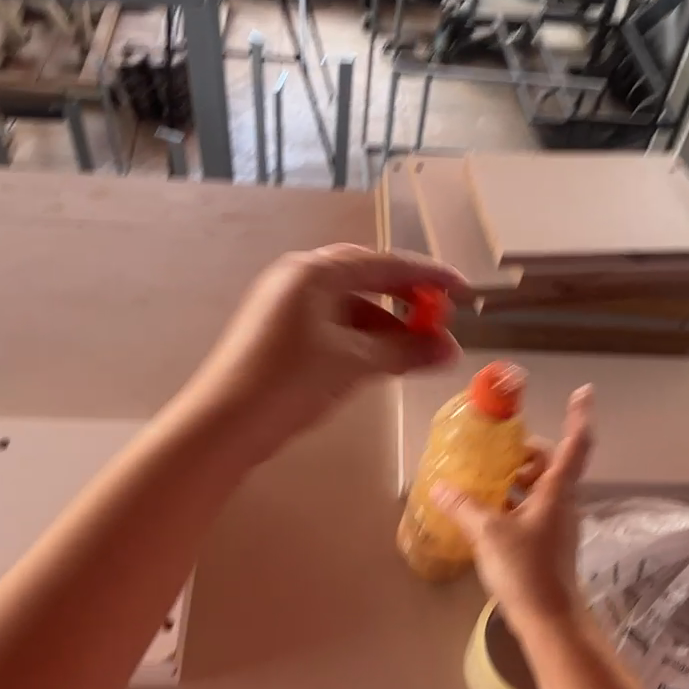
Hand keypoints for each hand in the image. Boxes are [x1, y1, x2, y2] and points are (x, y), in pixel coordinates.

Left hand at [182, 245, 463, 462]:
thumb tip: (450, 349)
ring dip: (387, 325)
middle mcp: (299, 277)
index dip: (430, 277)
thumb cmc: (290, 383)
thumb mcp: (354, 364)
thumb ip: (405, 351)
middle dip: (408, 299)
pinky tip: (384, 361)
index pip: (386, 264)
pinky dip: (363, 339)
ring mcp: (287, 304)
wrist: (224, 425)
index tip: (464, 291)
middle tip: (442, 317)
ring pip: (351, 305)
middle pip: (368, 278)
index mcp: (316, 271)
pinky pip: (335, 325)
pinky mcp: (282, 332)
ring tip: (420, 350)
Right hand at [435, 387, 595, 634]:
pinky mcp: (547, 543)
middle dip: (529, 451)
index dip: (579, 416)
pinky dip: (513, 501)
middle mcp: (562, 502)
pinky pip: (532, 509)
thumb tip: (440, 485)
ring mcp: (556, 524)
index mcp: (556, 492)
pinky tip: (487, 511)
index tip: (583, 391)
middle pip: (554, 464)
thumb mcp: (489, 534)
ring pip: (542, 487)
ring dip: (518, 477)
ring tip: (486, 477)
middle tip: (499, 449)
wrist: (550, 621)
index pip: (575, 444)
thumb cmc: (527, 571)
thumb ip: (464, 506)